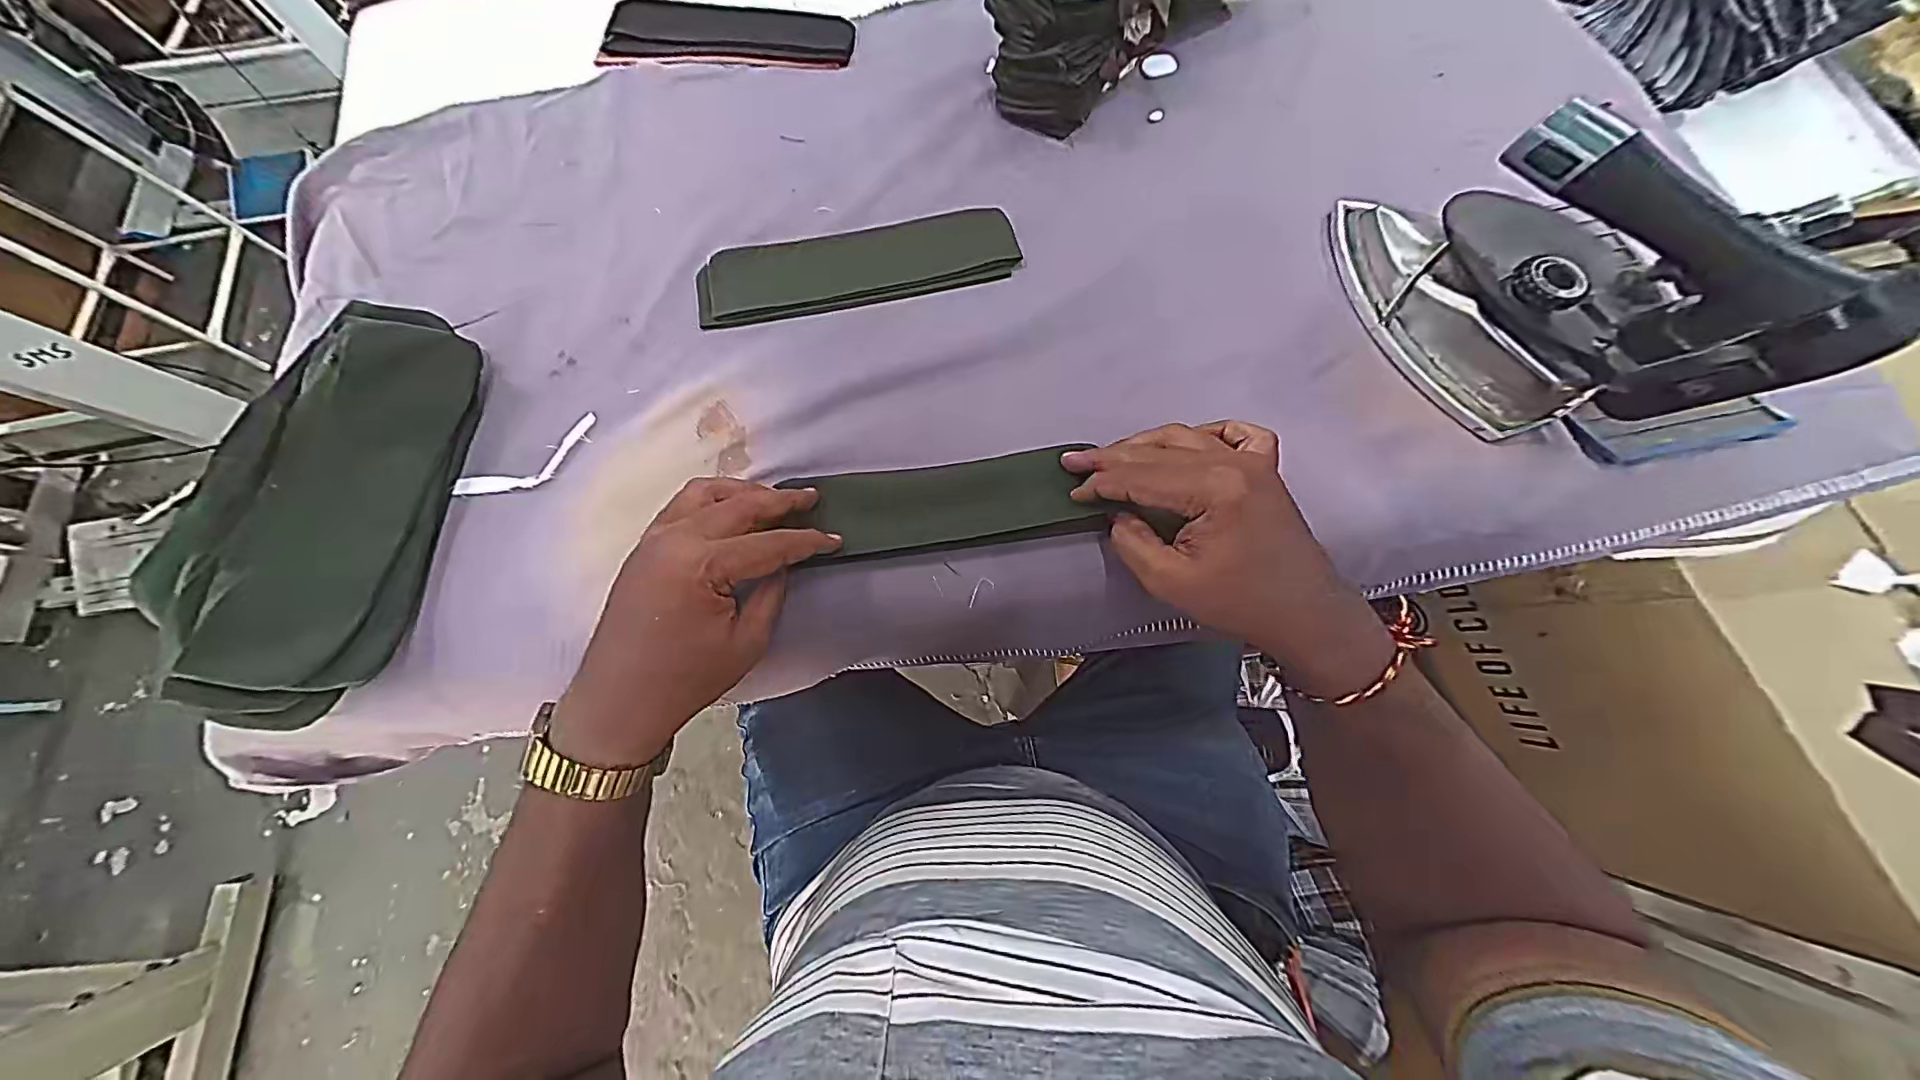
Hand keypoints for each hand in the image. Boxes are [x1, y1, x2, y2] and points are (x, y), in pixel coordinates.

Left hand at [551, 479, 840, 766]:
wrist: (620, 700)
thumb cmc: (685, 678)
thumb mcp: (747, 641)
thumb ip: (771, 593)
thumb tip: (783, 565)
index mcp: (701, 564)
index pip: (768, 543)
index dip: (806, 541)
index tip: (832, 539)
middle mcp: (675, 540)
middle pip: (739, 506)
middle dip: (781, 501)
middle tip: (811, 500)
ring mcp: (655, 539)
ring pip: (706, 493)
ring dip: (744, 492)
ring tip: (773, 499)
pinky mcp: (645, 547)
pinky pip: (683, 505)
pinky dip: (714, 499)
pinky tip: (732, 510)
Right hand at [1062, 422, 1393, 698]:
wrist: (1304, 614)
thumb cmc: (1242, 603)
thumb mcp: (1169, 582)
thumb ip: (1132, 543)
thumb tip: (1118, 515)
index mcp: (1215, 489)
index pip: (1142, 476)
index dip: (1102, 483)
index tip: (1074, 491)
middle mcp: (1235, 464)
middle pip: (1159, 452)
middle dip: (1111, 458)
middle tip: (1076, 462)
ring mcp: (1254, 463)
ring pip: (1186, 438)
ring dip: (1145, 445)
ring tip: (1111, 455)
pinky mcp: (1265, 471)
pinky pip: (1234, 435)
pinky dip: (1205, 434)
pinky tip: (1186, 443)